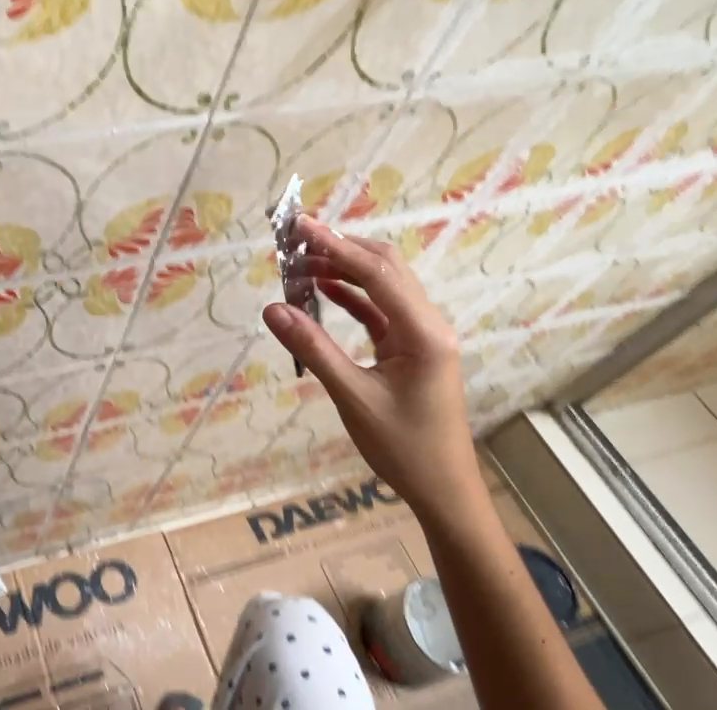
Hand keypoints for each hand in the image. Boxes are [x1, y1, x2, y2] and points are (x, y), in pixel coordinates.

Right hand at [263, 216, 484, 524]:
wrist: (443, 490)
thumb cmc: (403, 448)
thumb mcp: (353, 398)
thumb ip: (314, 348)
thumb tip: (272, 309)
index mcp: (423, 333)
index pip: (377, 273)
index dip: (336, 245)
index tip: (300, 226)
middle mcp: (428, 325)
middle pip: (386, 268)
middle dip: (341, 248)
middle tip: (295, 239)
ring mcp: (422, 336)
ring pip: (383, 285)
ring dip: (344, 269)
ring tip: (299, 261)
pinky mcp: (411, 348)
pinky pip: (379, 309)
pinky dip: (351, 294)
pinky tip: (321, 288)